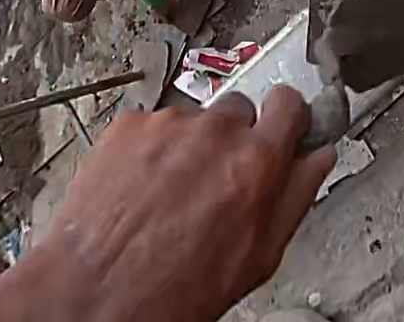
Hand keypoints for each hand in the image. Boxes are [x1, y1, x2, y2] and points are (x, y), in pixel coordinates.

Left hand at [0, 88, 335, 321]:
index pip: (290, 102)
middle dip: (234, 137)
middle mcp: (219, 131)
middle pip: (241, 110)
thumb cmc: (170, 293)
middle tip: (213, 178)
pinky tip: (139, 189)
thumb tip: (321, 156)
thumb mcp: (256, 259)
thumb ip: (297, 196)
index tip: (279, 128)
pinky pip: (155, 124)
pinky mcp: (132, 125)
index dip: (286, 116)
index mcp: (257, 160)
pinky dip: (151, 149)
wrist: (82, 303)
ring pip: (197, 119)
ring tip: (168, 193)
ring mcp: (172, 123)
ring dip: (191, 145)